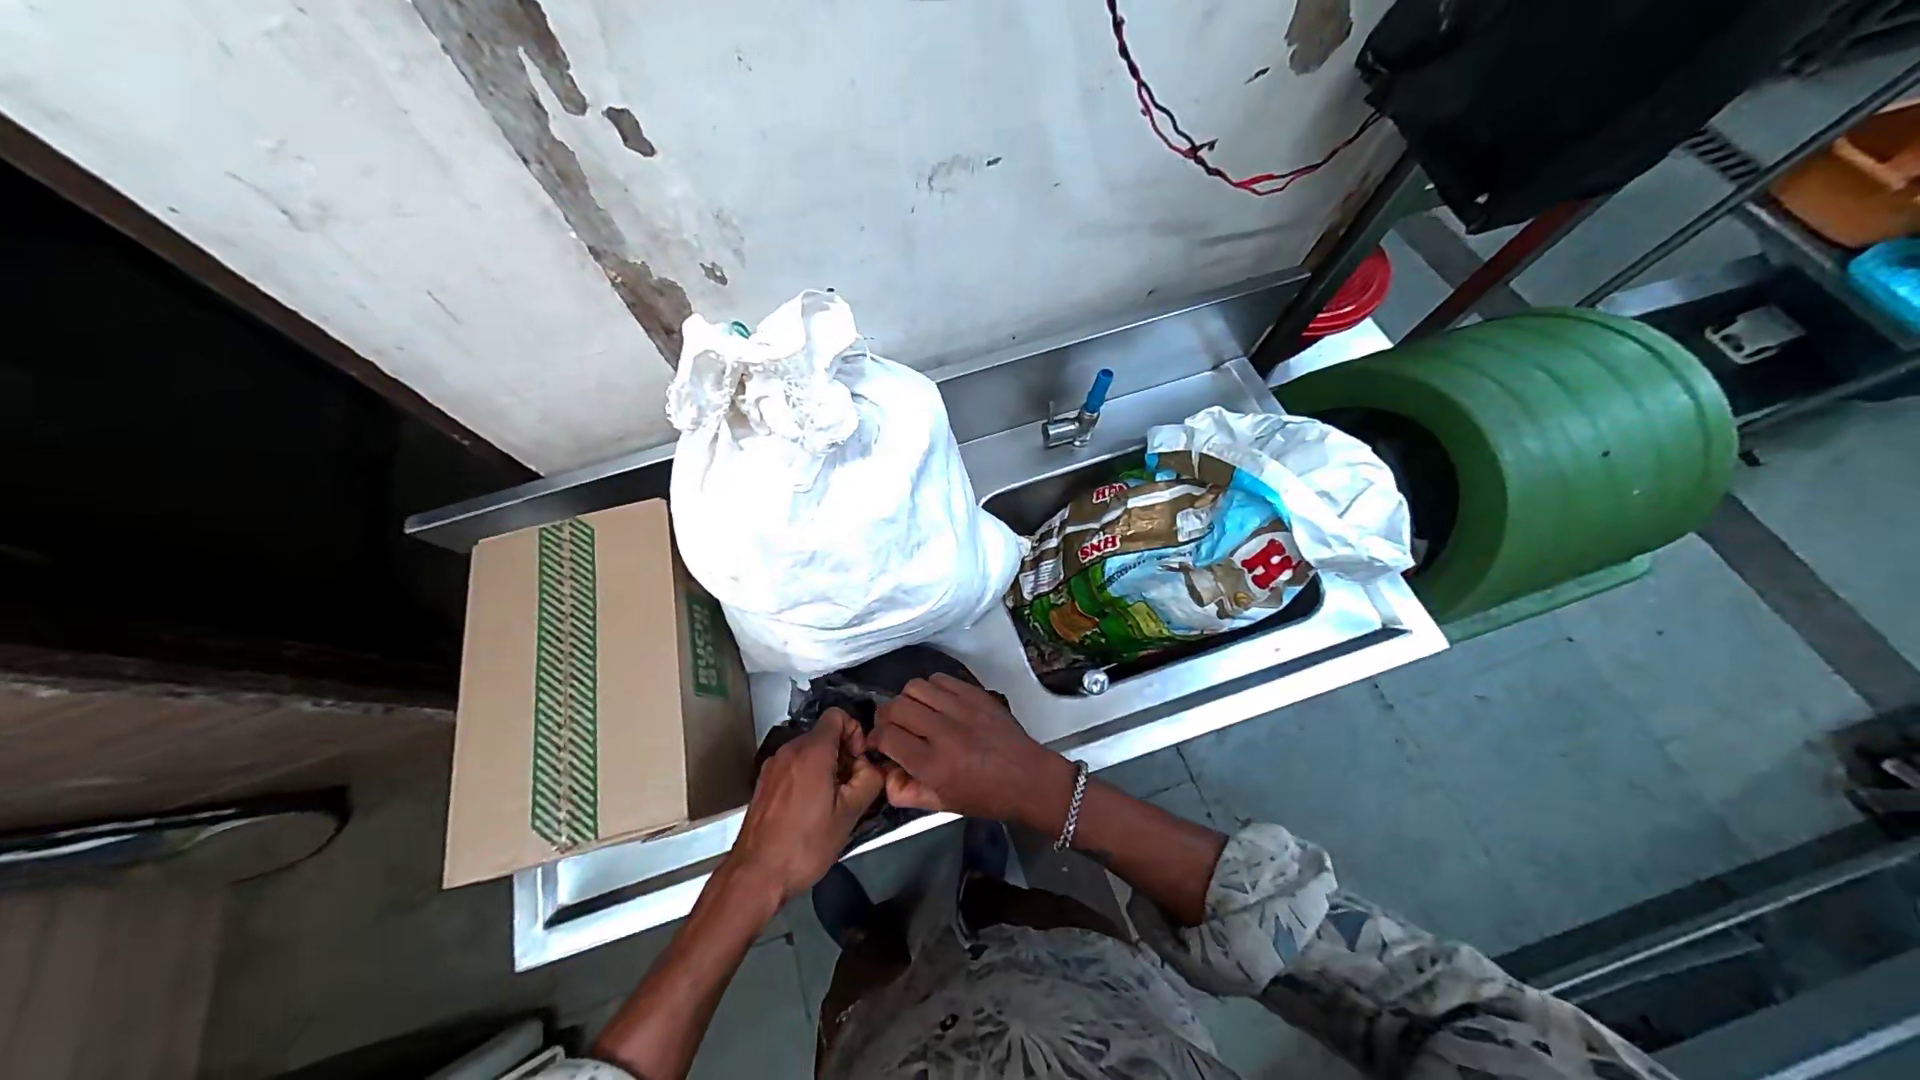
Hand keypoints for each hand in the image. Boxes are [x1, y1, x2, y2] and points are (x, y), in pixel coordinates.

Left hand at [726, 708, 883, 903]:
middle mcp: (788, 751)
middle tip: (851, 788)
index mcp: (811, 752)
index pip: (838, 715)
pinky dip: (808, 778)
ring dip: (826, 768)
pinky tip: (812, 811)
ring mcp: (773, 767)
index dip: (856, 733)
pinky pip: (794, 767)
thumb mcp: (850, 813)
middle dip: (844, 755)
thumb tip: (873, 767)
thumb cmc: (804, 845)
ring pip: (809, 752)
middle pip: (824, 735)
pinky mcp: (764, 783)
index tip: (859, 761)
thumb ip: (871, 780)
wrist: (756, 875)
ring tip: (832, 804)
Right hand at [869, 674, 1076, 832]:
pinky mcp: (975, 695)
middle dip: (885, 717)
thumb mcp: (942, 805)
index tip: (878, 743)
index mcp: (934, 765)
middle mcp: (944, 732)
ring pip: (914, 687)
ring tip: (913, 713)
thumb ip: (906, 792)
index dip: (875, 739)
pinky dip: (930, 688)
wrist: (1028, 778)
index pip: (887, 737)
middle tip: (891, 727)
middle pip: (895, 707)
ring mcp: (961, 709)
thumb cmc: (986, 796)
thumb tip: (884, 774)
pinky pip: (939, 678)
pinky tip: (935, 703)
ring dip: (906, 699)